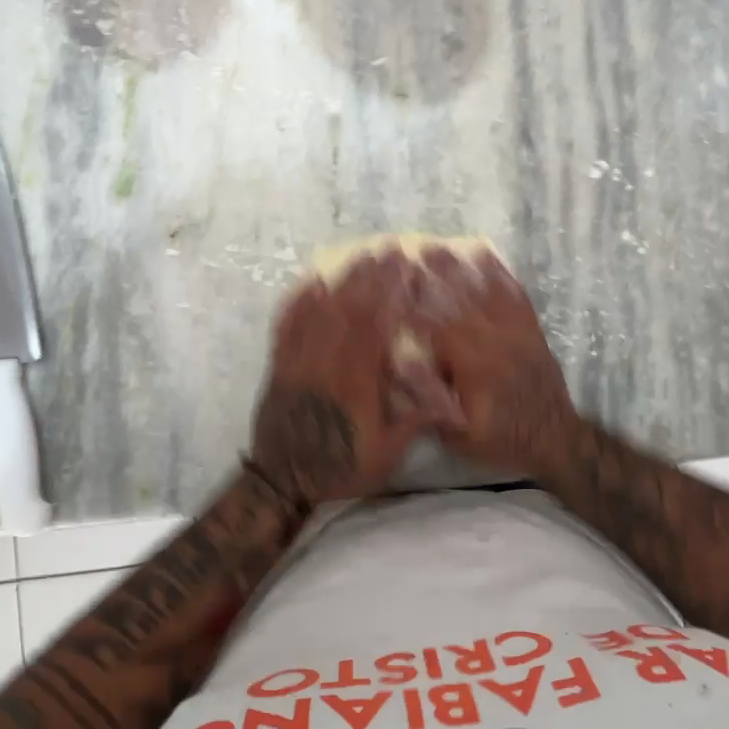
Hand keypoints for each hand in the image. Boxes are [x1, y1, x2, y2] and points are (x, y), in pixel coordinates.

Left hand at [251, 251, 445, 505]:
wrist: (282, 480)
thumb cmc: (341, 467)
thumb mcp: (386, 454)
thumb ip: (413, 420)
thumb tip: (449, 397)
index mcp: (355, 386)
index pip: (373, 329)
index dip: (389, 296)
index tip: (406, 271)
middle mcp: (325, 366)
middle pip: (347, 309)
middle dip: (370, 275)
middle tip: (390, 248)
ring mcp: (298, 361)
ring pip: (318, 309)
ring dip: (340, 277)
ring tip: (361, 251)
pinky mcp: (279, 362)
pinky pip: (287, 322)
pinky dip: (300, 296)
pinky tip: (314, 276)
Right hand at [412, 246, 581, 477]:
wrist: (554, 436)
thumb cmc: (501, 439)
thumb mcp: (459, 435)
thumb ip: (433, 405)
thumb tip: (403, 375)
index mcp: (478, 368)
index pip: (442, 330)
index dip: (416, 309)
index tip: (393, 289)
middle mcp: (499, 342)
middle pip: (462, 302)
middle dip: (435, 278)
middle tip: (407, 252)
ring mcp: (518, 331)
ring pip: (486, 292)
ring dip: (461, 267)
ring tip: (437, 246)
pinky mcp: (531, 326)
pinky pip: (514, 292)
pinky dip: (497, 271)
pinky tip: (482, 251)